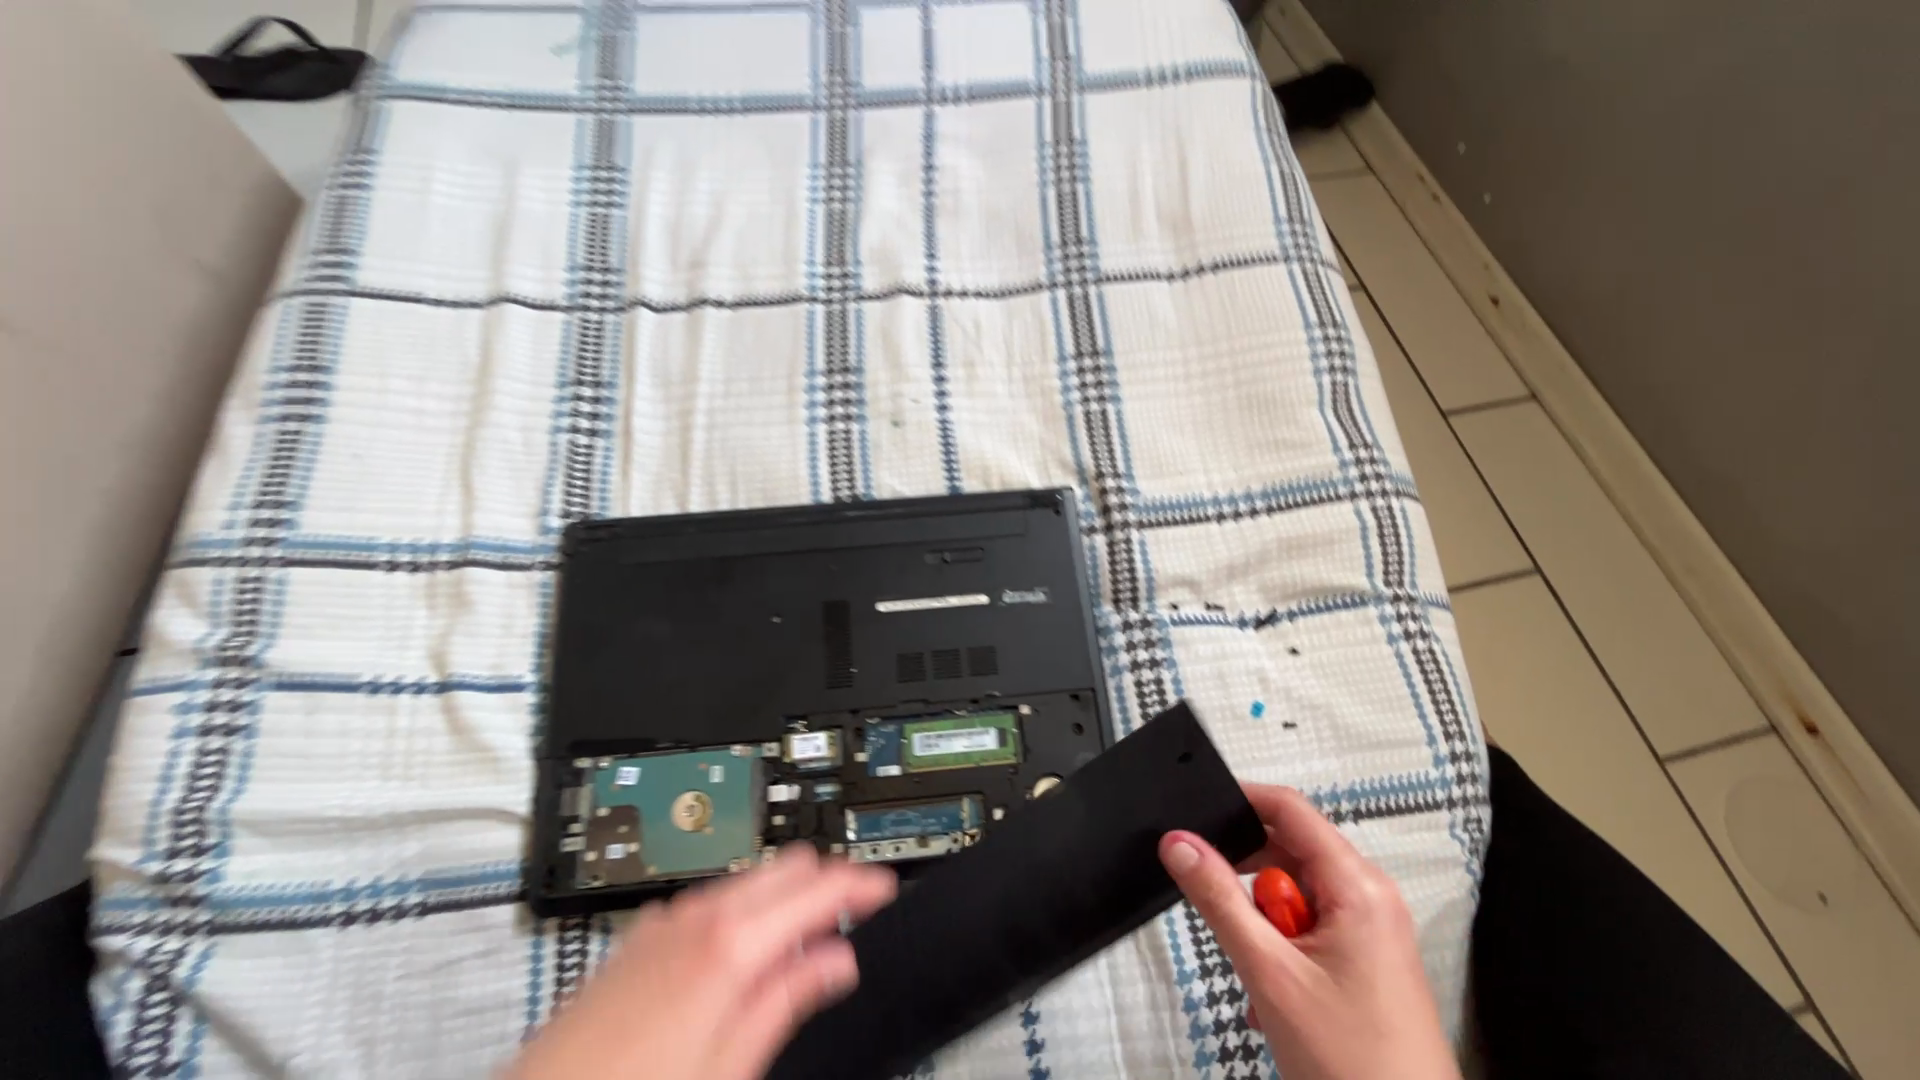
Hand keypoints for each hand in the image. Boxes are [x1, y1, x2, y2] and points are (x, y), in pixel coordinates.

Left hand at [508, 845, 896, 1079]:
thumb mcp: (731, 1063)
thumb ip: (789, 997)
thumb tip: (836, 959)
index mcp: (729, 945)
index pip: (816, 887)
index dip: (858, 883)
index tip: (883, 887)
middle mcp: (696, 917)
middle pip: (784, 866)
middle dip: (824, 884)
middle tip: (851, 917)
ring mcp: (664, 922)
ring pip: (747, 881)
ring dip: (782, 901)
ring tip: (801, 949)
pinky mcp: (642, 936)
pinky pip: (710, 901)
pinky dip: (742, 914)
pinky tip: (742, 959)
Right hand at [1160, 785, 1459, 1079]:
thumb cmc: (1348, 1058)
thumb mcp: (1268, 972)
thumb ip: (1219, 899)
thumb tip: (1177, 842)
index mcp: (1356, 884)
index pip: (1290, 808)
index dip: (1240, 799)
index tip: (1192, 813)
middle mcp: (1369, 896)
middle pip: (1290, 851)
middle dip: (1249, 878)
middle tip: (1220, 914)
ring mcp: (1371, 928)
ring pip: (1295, 894)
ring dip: (1264, 923)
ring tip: (1256, 972)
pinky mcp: (1367, 959)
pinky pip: (1311, 927)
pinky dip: (1282, 948)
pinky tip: (1273, 993)